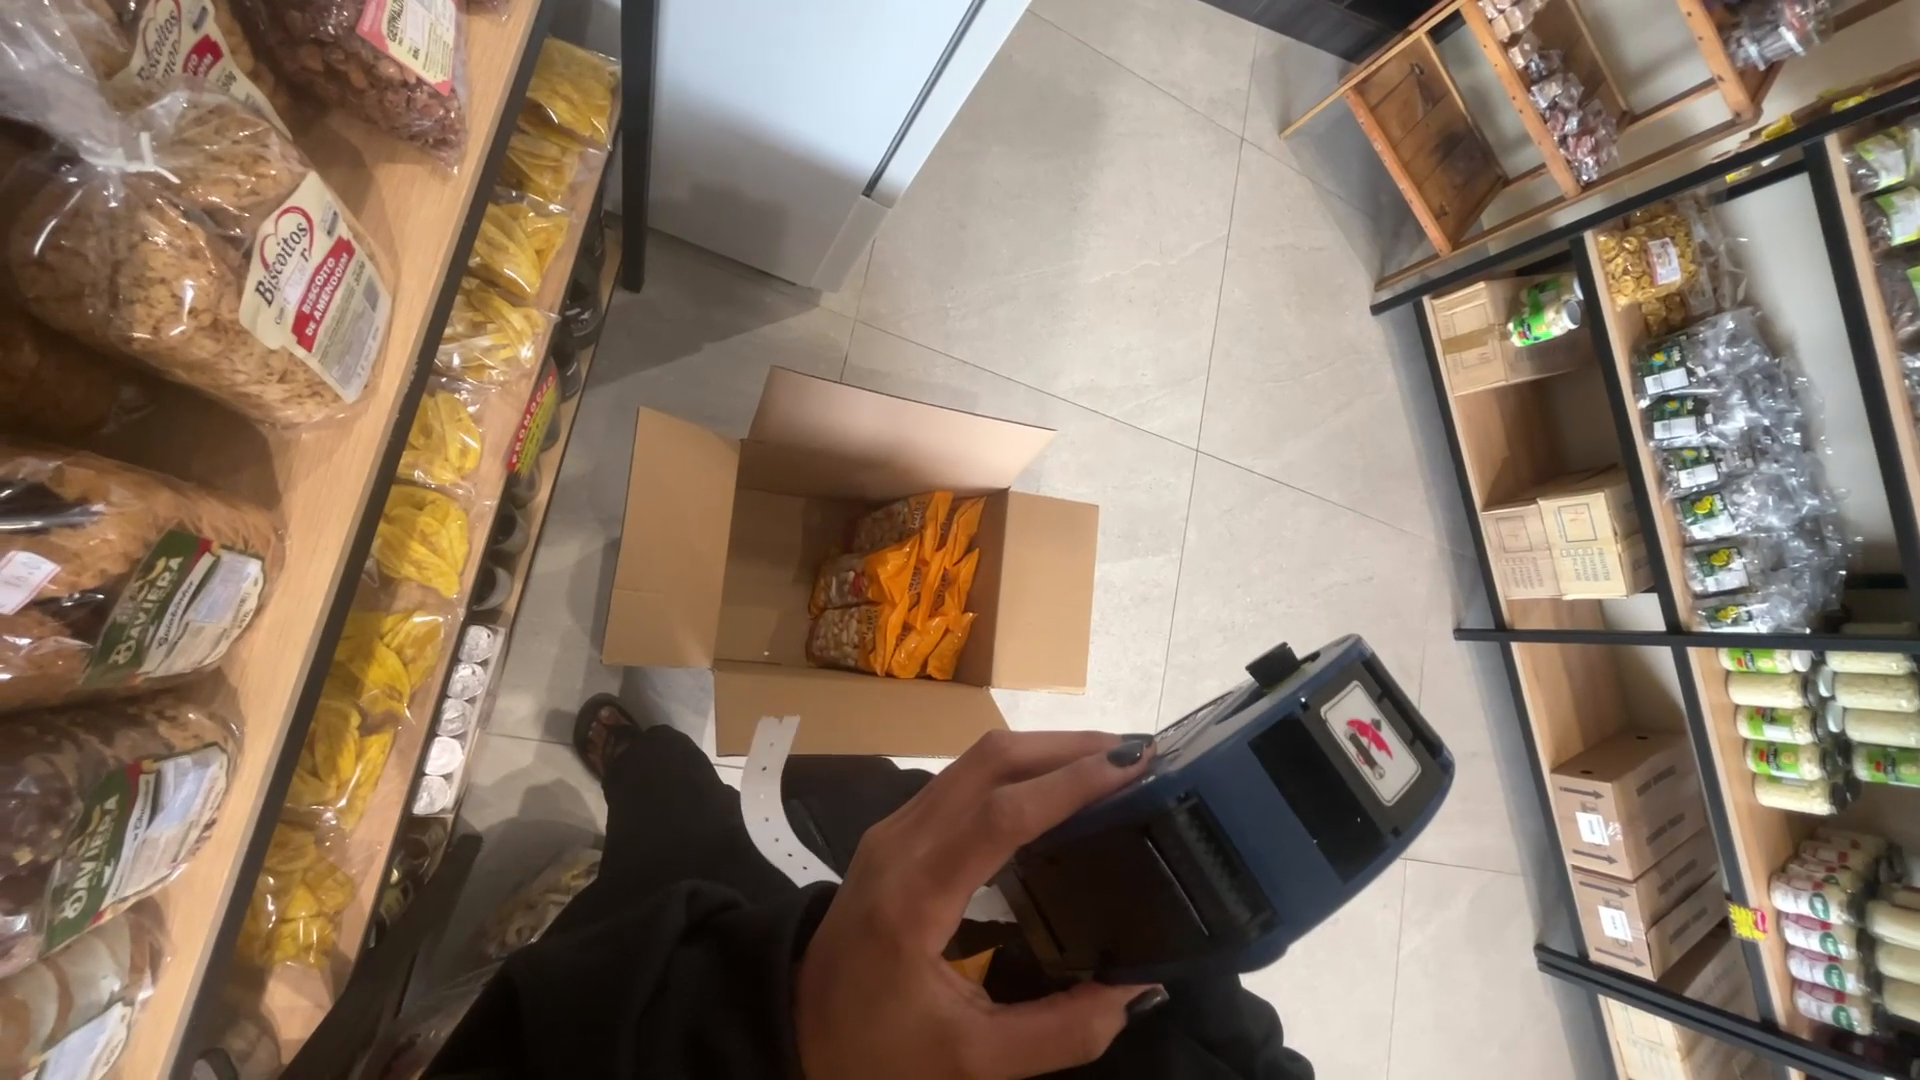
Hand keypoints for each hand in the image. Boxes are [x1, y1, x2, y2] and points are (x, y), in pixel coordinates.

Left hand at [794, 730, 1162, 1078]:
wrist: (795, 1023)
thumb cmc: (875, 1048)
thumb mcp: (972, 1062)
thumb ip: (1061, 1032)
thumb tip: (1136, 988)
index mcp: (915, 895)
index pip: (1000, 815)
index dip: (1068, 783)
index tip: (1128, 765)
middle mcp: (901, 841)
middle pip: (988, 761)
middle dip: (1064, 746)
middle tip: (1132, 754)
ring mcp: (894, 825)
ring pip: (974, 760)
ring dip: (1042, 749)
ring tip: (1105, 761)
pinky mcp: (897, 826)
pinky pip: (962, 777)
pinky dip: (1016, 767)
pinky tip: (1052, 784)